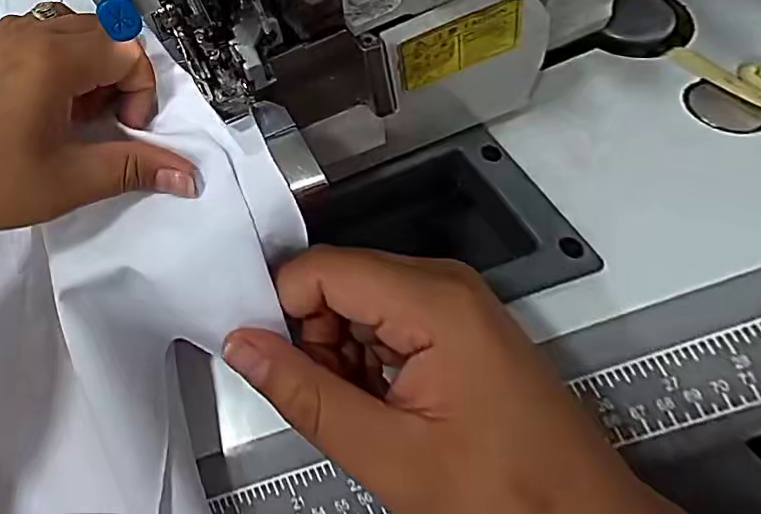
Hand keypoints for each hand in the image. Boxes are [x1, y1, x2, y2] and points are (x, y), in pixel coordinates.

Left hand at [0, 5, 199, 251]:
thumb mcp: (65, 180)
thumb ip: (132, 168)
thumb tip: (188, 176)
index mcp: (53, 54)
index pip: (128, 49)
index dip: (140, 92)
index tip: (123, 132)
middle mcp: (29, 31)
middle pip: (102, 34)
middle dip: (116, 78)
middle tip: (97, 127)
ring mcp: (1, 36)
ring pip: (71, 34)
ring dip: (87, 70)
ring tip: (67, 120)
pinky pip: (39, 39)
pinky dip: (57, 65)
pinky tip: (36, 111)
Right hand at [222, 248, 678, 513]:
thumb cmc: (517, 503)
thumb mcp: (393, 458)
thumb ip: (305, 395)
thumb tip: (243, 346)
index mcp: (432, 300)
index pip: (317, 269)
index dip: (284, 312)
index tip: (277, 361)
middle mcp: (441, 282)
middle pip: (334, 281)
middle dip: (317, 340)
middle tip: (336, 402)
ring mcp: (449, 298)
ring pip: (352, 299)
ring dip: (341, 353)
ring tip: (372, 413)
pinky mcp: (451, 317)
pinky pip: (380, 314)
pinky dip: (367, 357)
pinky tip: (390, 404)